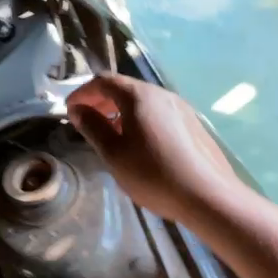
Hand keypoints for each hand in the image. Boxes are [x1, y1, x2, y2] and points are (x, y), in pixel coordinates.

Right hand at [65, 73, 239, 220]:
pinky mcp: (193, 125)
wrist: (208, 196)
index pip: (103, 81)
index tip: (70, 112)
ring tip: (112, 135)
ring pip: (143, 101)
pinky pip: (158, 114)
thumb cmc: (153, 173)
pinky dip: (140, 120)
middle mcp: (161, 93)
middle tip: (87, 122)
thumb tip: (78, 110)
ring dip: (121, 111)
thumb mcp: (113, 153)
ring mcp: (180, 108)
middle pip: (124, 88)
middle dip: (101, 101)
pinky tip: (141, 145)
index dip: (82, 93)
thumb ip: (92, 127)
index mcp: (138, 96)